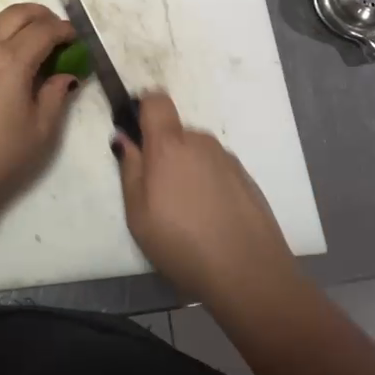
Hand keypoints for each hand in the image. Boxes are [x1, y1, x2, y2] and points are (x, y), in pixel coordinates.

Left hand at [0, 3, 79, 203]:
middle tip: (57, 31)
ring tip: (31, 38)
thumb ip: (56, 94)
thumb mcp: (40, 129)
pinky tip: (3, 49)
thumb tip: (66, 73)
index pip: (43, 30)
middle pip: (18, 13)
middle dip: (42, 16)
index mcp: (11, 61)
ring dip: (17, 20)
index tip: (75, 39)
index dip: (64, 30)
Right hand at [113, 94, 300, 303]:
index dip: (144, 110)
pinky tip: (212, 220)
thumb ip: (130, 169)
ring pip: (197, 153)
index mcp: (169, 145)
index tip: (137, 136)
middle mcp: (200, 142)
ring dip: (188, 171)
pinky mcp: (247, 179)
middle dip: (164, 153)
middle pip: (176, 133)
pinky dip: (210, 186)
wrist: (250, 274)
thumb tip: (124, 138)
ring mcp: (228, 159)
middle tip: (160, 195)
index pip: (156, 100)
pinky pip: (217, 171)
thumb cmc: (182, 244)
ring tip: (189, 215)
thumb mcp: (138, 215)